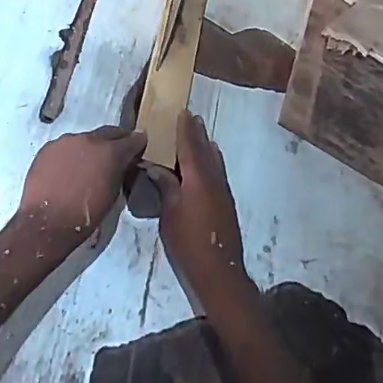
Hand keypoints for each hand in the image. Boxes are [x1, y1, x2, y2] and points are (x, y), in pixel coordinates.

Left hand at [18, 126, 146, 238]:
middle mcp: (90, 140)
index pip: (132, 139)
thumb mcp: (112, 194)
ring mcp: (67, 141)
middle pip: (109, 132)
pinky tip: (68, 168)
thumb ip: (119, 171)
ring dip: (92, 147)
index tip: (140, 145)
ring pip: (86, 138)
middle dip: (117, 139)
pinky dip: (71, 153)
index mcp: (111, 152)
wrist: (45, 222)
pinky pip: (66, 146)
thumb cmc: (84, 216)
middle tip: (119, 149)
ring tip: (89, 162)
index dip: (137, 143)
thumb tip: (123, 163)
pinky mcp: (49, 147)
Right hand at [143, 113, 247, 305]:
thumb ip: (166, 186)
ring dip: (206, 146)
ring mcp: (222, 191)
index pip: (190, 147)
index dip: (185, 130)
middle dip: (197, 134)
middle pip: (205, 150)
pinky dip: (211, 161)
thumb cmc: (188, 241)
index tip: (182, 112)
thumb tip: (157, 166)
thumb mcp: (169, 212)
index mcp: (198, 178)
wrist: (219, 270)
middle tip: (192, 117)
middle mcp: (213, 179)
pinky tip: (208, 163)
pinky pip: (217, 172)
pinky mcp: (225, 203)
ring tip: (200, 135)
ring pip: (214, 161)